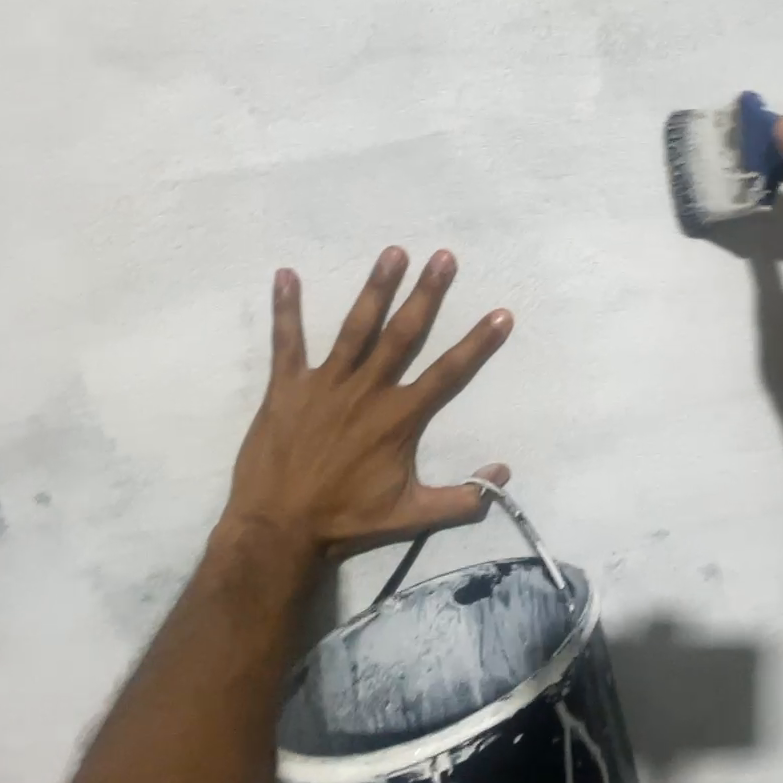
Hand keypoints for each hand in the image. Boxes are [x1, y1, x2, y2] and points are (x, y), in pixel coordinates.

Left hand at [220, 248, 513, 561]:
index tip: (501, 314)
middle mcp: (368, 390)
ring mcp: (326, 384)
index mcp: (401, 417)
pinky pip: (287, 342)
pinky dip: (286, 308)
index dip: (478, 342)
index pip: (449, 372)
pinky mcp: (287, 387)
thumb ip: (462, 498)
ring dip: (376, 288)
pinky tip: (286, 274)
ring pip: (357, 327)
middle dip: (427, 294)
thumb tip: (504, 473)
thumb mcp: (412, 515)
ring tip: (393, 252)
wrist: (278, 530)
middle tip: (443, 258)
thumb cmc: (348, 521)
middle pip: (404, 333)